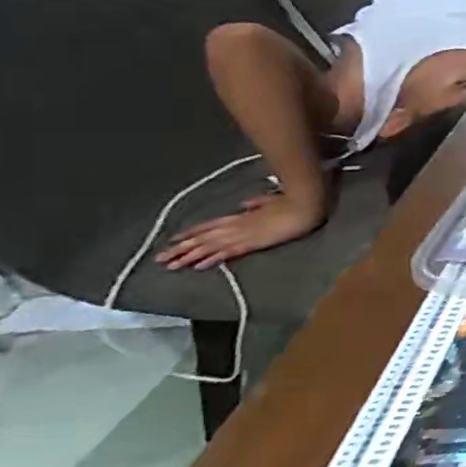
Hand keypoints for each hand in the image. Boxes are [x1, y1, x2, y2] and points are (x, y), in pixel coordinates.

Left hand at [155, 192, 323, 270]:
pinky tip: (198, 266)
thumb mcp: (271, 200)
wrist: (305, 205)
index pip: (208, 225)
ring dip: (189, 256)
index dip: (190, 233)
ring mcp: (243, 234)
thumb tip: (244, 205)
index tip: (172, 240)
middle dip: (180, 248)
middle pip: (202, 238)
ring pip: (209, 246)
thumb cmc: (292, 201)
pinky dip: (212, 258)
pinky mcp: (253, 243)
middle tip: (159, 259)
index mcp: (239, 216)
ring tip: (171, 266)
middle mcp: (236, 226)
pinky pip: (228, 252)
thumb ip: (256, 203)